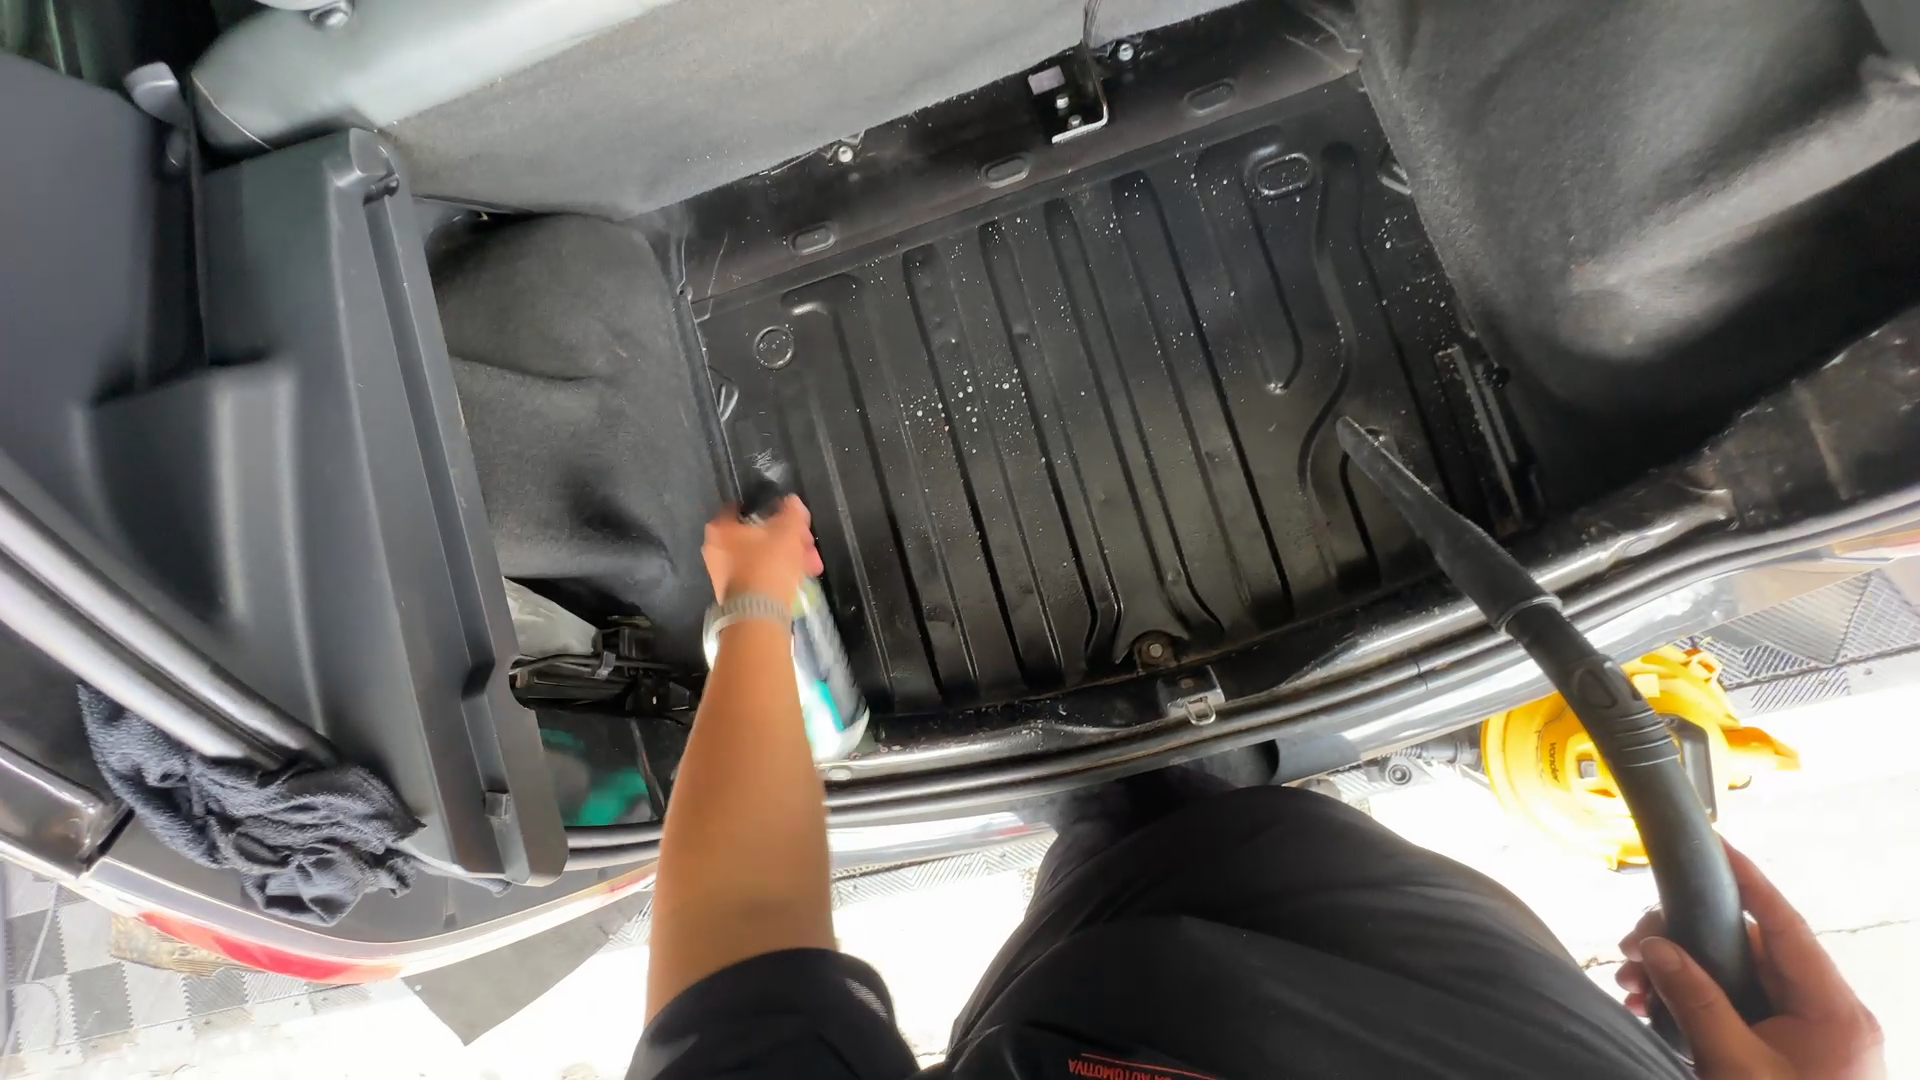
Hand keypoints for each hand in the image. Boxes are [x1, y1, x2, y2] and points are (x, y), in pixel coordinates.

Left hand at [702, 496, 823, 606]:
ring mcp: (722, 573)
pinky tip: (797, 577)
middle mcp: (715, 548)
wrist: (758, 612)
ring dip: (786, 556)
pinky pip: (758, 573)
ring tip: (809, 565)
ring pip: (760, 556)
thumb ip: (792, 513)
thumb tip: (793, 501)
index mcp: (720, 528)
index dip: (772, 510)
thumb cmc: (768, 564)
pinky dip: (776, 572)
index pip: (745, 509)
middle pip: (757, 535)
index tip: (790, 518)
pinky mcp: (734, 592)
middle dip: (787, 538)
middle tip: (807, 545)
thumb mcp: (788, 532)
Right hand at [1616, 840, 1883, 1078]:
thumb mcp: (1736, 1064)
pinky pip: (1725, 998)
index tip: (1713, 842)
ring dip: (1669, 971)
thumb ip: (1695, 998)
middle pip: (1738, 944)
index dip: (1748, 879)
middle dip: (1673, 941)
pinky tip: (1648, 1006)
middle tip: (1627, 954)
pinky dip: (1681, 995)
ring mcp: (1802, 1027)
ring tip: (1630, 989)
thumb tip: (1655, 944)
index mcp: (1831, 1010)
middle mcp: (1822, 1010)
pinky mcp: (1781, 1042)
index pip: (1784, 924)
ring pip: (1723, 971)